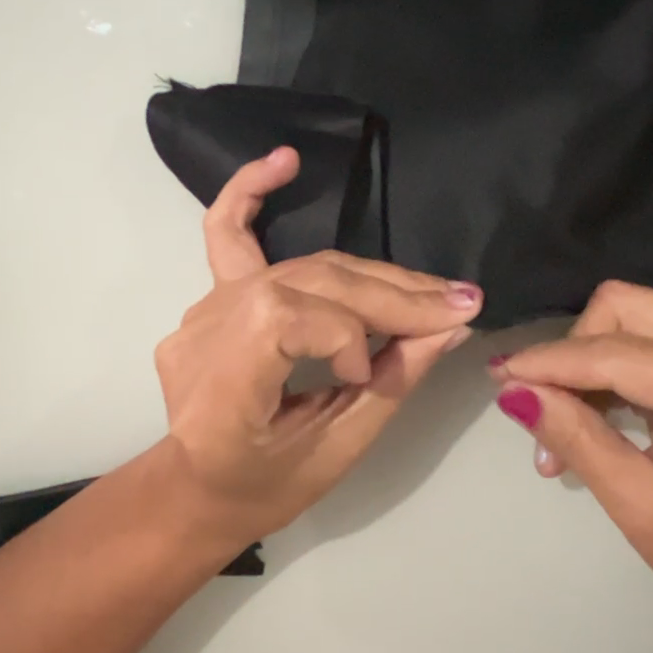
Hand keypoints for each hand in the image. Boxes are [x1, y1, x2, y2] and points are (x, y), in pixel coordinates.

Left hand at [154, 147, 482, 542]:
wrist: (193, 491)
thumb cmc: (261, 491)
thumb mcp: (334, 454)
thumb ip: (389, 384)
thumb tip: (451, 326)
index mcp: (218, 391)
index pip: (283, 318)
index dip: (345, 332)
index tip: (370, 371)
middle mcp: (202, 335)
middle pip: (306, 282)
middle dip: (389, 294)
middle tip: (459, 305)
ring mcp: (201, 311)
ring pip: (299, 265)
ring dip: (370, 273)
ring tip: (429, 288)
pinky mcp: (211, 298)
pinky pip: (228, 234)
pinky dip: (253, 193)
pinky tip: (286, 161)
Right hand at [487, 281, 652, 622]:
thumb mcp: (645, 513)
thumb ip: (581, 443)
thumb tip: (514, 391)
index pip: (624, 354)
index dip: (554, 362)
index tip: (499, 381)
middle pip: (628, 308)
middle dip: (572, 354)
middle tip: (544, 413)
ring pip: (634, 312)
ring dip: (588, 360)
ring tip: (566, 424)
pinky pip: (650, 331)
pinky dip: (611, 364)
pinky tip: (596, 412)